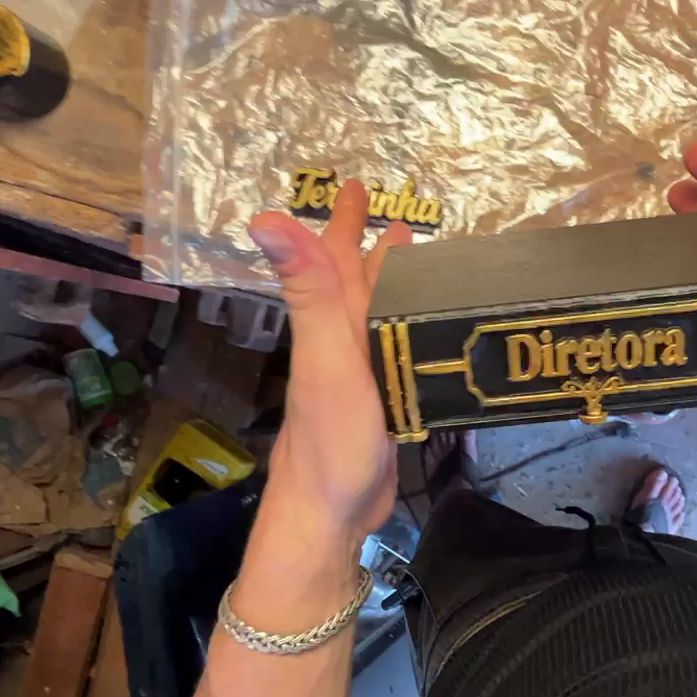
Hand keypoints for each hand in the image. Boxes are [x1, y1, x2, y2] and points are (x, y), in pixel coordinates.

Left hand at [246, 182, 411, 545]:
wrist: (334, 512)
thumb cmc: (333, 438)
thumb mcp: (326, 358)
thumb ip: (310, 291)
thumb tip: (265, 216)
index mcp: (330, 325)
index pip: (335, 259)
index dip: (344, 222)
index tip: (359, 185)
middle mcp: (345, 345)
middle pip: (362, 286)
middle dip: (376, 249)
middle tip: (406, 221)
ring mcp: (366, 377)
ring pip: (384, 321)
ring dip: (400, 292)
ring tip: (427, 269)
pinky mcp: (388, 407)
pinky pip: (402, 356)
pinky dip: (416, 337)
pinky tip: (432, 339)